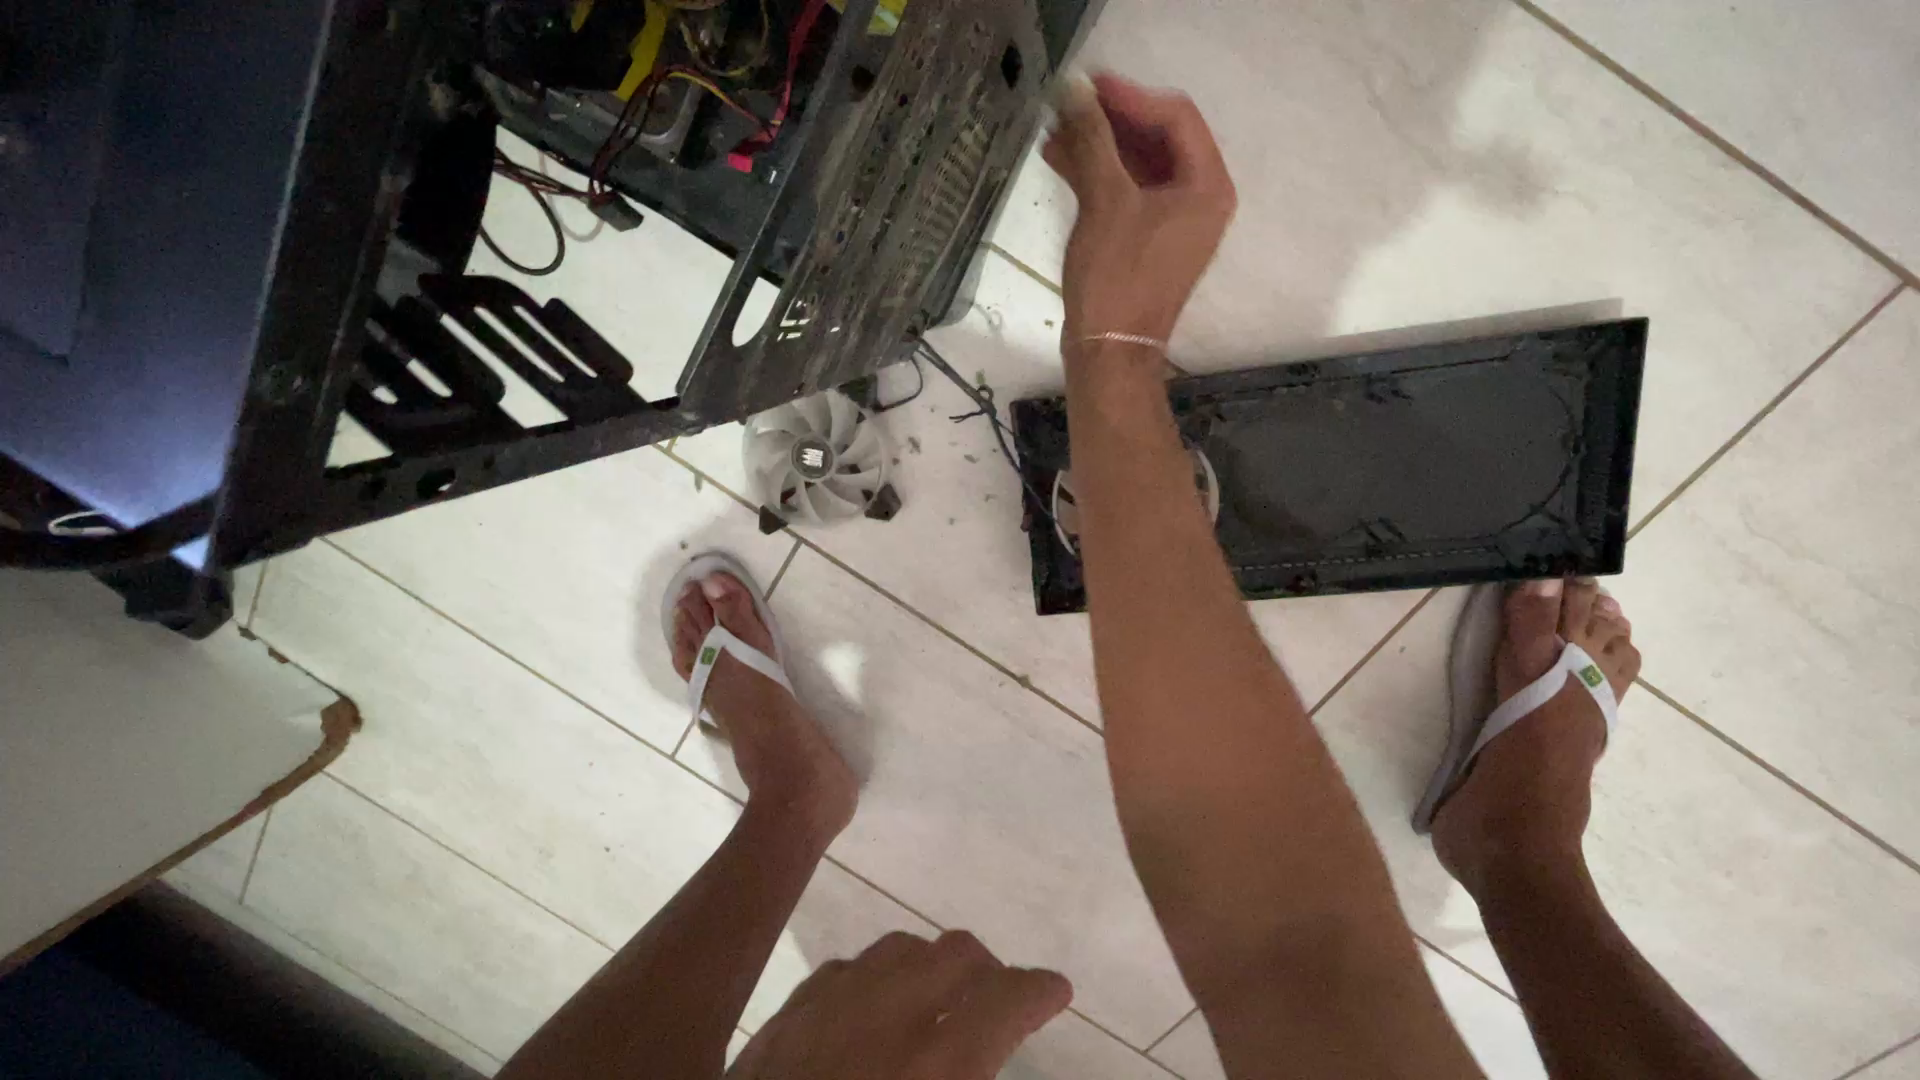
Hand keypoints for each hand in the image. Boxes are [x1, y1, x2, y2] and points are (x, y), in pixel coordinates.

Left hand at [727, 930, 1071, 1079]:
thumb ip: (962, 1070)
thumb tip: (979, 1057)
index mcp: (932, 1070)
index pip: (1002, 1002)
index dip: (1037, 990)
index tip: (1056, 989)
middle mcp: (882, 1025)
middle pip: (953, 955)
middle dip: (988, 970)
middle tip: (1002, 997)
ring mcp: (825, 1015)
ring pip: (897, 949)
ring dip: (930, 965)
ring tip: (940, 994)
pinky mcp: (780, 1022)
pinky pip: (842, 970)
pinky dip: (872, 977)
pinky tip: (870, 1005)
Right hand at [1042, 73, 1237, 347]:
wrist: (1110, 353)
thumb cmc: (1116, 280)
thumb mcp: (1105, 203)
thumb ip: (1093, 140)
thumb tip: (1076, 92)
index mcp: (1207, 187)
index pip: (1175, 117)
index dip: (1129, 97)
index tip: (1086, 87)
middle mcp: (1201, 200)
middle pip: (1158, 139)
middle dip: (1111, 122)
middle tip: (1068, 108)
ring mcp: (1176, 222)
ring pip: (1139, 167)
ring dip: (1099, 148)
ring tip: (1054, 135)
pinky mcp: (1150, 240)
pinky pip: (1129, 194)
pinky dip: (1099, 177)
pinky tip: (1062, 163)